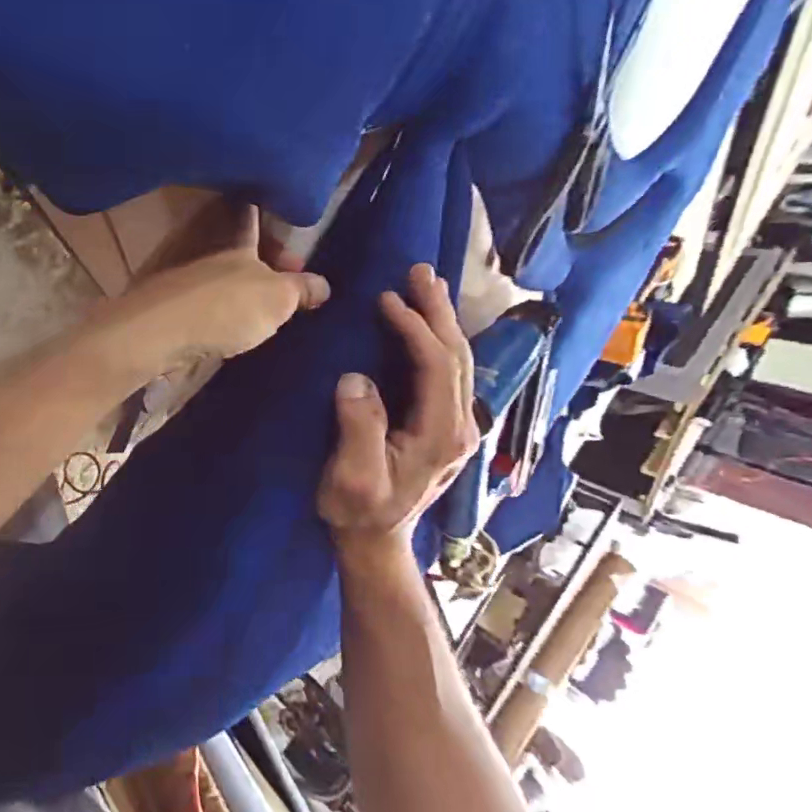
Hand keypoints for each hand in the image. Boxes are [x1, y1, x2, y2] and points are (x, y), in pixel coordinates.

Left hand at [100, 206, 329, 372]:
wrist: (156, 334)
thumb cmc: (224, 308)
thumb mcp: (276, 299)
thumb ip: (299, 289)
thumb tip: (322, 285)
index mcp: (234, 235)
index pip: (251, 207)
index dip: (269, 209)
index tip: (285, 223)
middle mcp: (203, 244)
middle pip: (233, 239)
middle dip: (258, 254)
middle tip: (283, 280)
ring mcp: (178, 270)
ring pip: (213, 266)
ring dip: (235, 281)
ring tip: (260, 306)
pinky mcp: (161, 298)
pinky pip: (196, 292)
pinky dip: (213, 301)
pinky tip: (225, 322)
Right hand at [317, 263, 478, 548]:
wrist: (376, 540)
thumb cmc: (359, 510)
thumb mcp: (352, 475)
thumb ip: (359, 427)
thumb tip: (356, 378)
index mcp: (441, 435)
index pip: (435, 366)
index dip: (415, 328)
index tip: (386, 299)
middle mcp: (459, 425)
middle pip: (456, 355)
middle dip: (438, 311)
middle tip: (420, 271)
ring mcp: (456, 425)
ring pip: (458, 360)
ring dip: (442, 320)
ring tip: (427, 285)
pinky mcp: (444, 425)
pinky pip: (446, 371)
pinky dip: (437, 338)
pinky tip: (427, 323)